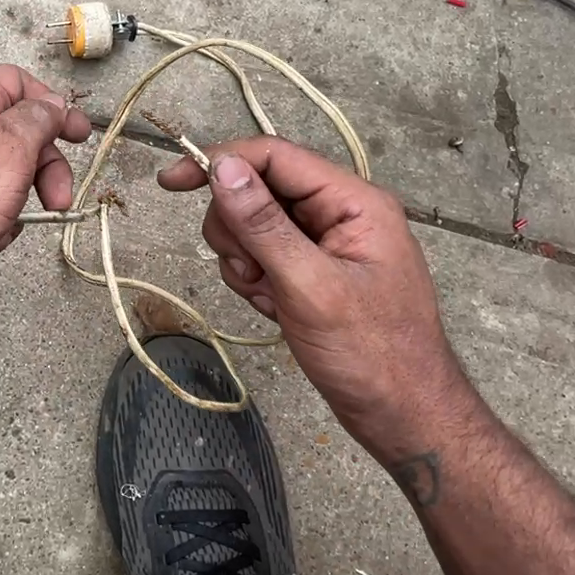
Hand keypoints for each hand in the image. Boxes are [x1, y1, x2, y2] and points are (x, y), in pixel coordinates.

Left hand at [0, 64, 91, 302]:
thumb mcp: (9, 147)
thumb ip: (37, 119)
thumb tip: (53, 104)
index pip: (19, 82)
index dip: (53, 105)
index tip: (76, 132)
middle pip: (13, 131)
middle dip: (42, 165)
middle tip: (57, 196)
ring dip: (14, 198)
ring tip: (7, 222)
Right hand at [157, 137, 473, 460]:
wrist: (403, 419)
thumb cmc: (372, 355)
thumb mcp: (310, 286)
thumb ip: (263, 223)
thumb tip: (223, 167)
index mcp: (352, 201)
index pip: (272, 155)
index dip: (219, 161)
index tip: (171, 182)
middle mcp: (336, 212)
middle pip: (254, 188)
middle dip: (236, 230)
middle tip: (252, 271)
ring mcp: (321, 241)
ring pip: (248, 223)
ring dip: (243, 260)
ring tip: (270, 296)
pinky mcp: (307, 267)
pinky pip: (255, 253)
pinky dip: (252, 279)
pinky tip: (274, 307)